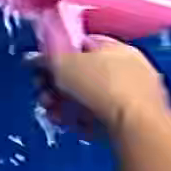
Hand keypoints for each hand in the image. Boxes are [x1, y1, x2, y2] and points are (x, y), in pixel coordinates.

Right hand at [29, 36, 170, 134]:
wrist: (136, 126)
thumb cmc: (99, 86)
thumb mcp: (60, 63)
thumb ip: (43, 58)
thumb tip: (34, 58)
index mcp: (116, 47)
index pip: (79, 43)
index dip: (56, 54)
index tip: (40, 67)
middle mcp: (129, 67)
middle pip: (80, 72)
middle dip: (55, 84)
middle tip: (43, 93)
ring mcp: (133, 95)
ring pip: (85, 96)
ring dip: (62, 103)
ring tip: (53, 112)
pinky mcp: (133, 119)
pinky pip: (98, 113)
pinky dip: (80, 118)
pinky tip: (69, 123)